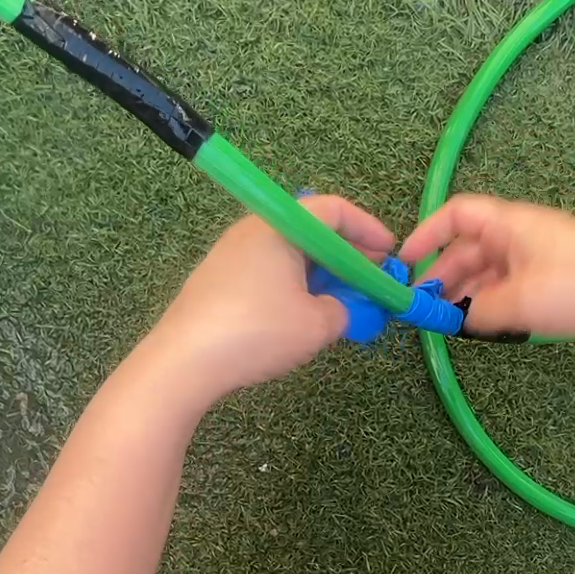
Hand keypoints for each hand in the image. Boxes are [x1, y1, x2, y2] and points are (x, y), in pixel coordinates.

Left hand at [139, 194, 394, 399]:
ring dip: (321, 276)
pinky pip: (269, 273)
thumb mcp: (317, 324)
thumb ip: (345, 309)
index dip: (369, 230)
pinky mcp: (218, 282)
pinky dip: (295, 287)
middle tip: (371, 282)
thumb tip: (344, 306)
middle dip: (347, 256)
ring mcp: (232, 256)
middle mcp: (253, 230)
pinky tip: (304, 315)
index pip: (334, 211)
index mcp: (279, 227)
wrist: (184, 363)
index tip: (390, 254)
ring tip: (343, 304)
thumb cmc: (257, 332)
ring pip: (290, 255)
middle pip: (311, 231)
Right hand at [400, 195, 574, 340]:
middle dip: (441, 276)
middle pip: (467, 248)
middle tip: (422, 308)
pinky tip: (482, 326)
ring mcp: (536, 256)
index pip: (455, 215)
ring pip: (487, 271)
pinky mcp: (552, 278)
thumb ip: (477, 312)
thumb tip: (456, 319)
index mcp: (508, 224)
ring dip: (465, 294)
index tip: (404, 263)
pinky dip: (490, 303)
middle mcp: (519, 234)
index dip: (426, 234)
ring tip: (447, 323)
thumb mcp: (519, 302)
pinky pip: (508, 285)